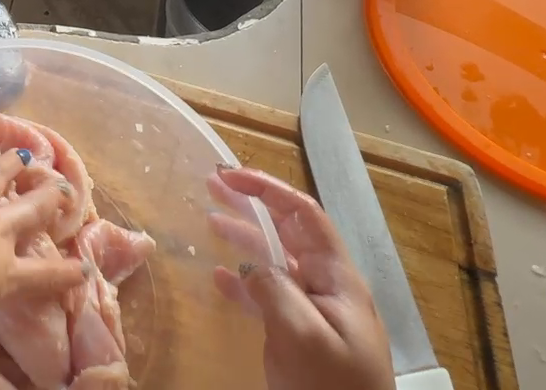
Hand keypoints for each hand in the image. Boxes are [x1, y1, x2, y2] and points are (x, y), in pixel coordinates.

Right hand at [210, 167, 394, 389]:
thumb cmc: (332, 385)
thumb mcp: (303, 334)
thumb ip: (275, 288)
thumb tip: (249, 265)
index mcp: (337, 278)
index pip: (304, 215)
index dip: (267, 189)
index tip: (227, 176)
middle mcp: (327, 286)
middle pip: (288, 230)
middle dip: (252, 203)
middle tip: (212, 184)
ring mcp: (313, 310)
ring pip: (274, 258)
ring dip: (242, 235)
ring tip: (208, 219)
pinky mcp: (298, 333)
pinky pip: (267, 293)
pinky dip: (241, 280)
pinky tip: (218, 278)